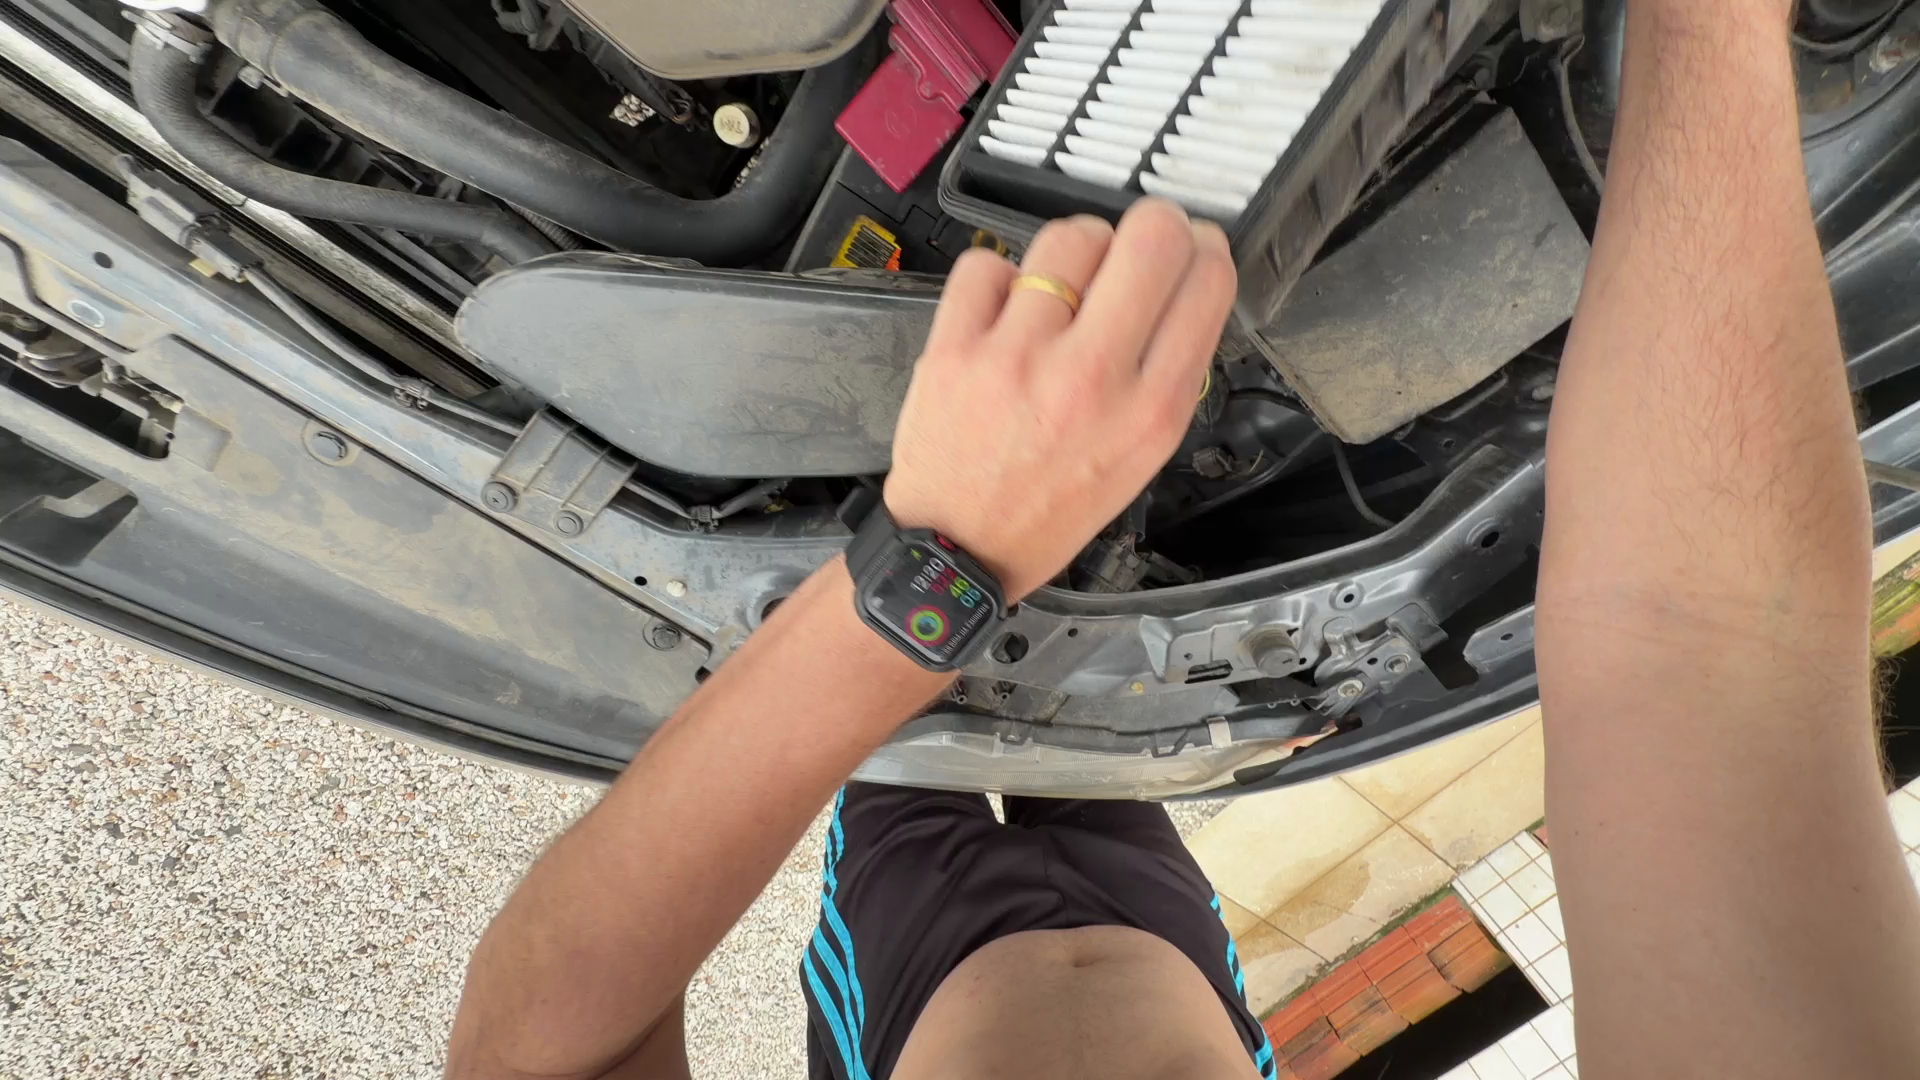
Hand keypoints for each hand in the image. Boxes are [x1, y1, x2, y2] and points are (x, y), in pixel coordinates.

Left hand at [884, 197, 1236, 600]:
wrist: (958, 550)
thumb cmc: (1047, 513)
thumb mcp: (1136, 463)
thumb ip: (1165, 380)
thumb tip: (1176, 293)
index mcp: (1148, 415)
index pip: (1205, 284)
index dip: (1206, 250)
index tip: (1194, 248)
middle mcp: (1089, 379)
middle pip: (1149, 238)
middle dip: (1156, 227)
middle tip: (1137, 247)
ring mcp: (1017, 359)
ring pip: (1068, 238)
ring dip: (1077, 250)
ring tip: (1065, 285)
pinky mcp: (953, 351)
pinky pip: (987, 264)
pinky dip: (1001, 277)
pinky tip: (1006, 312)